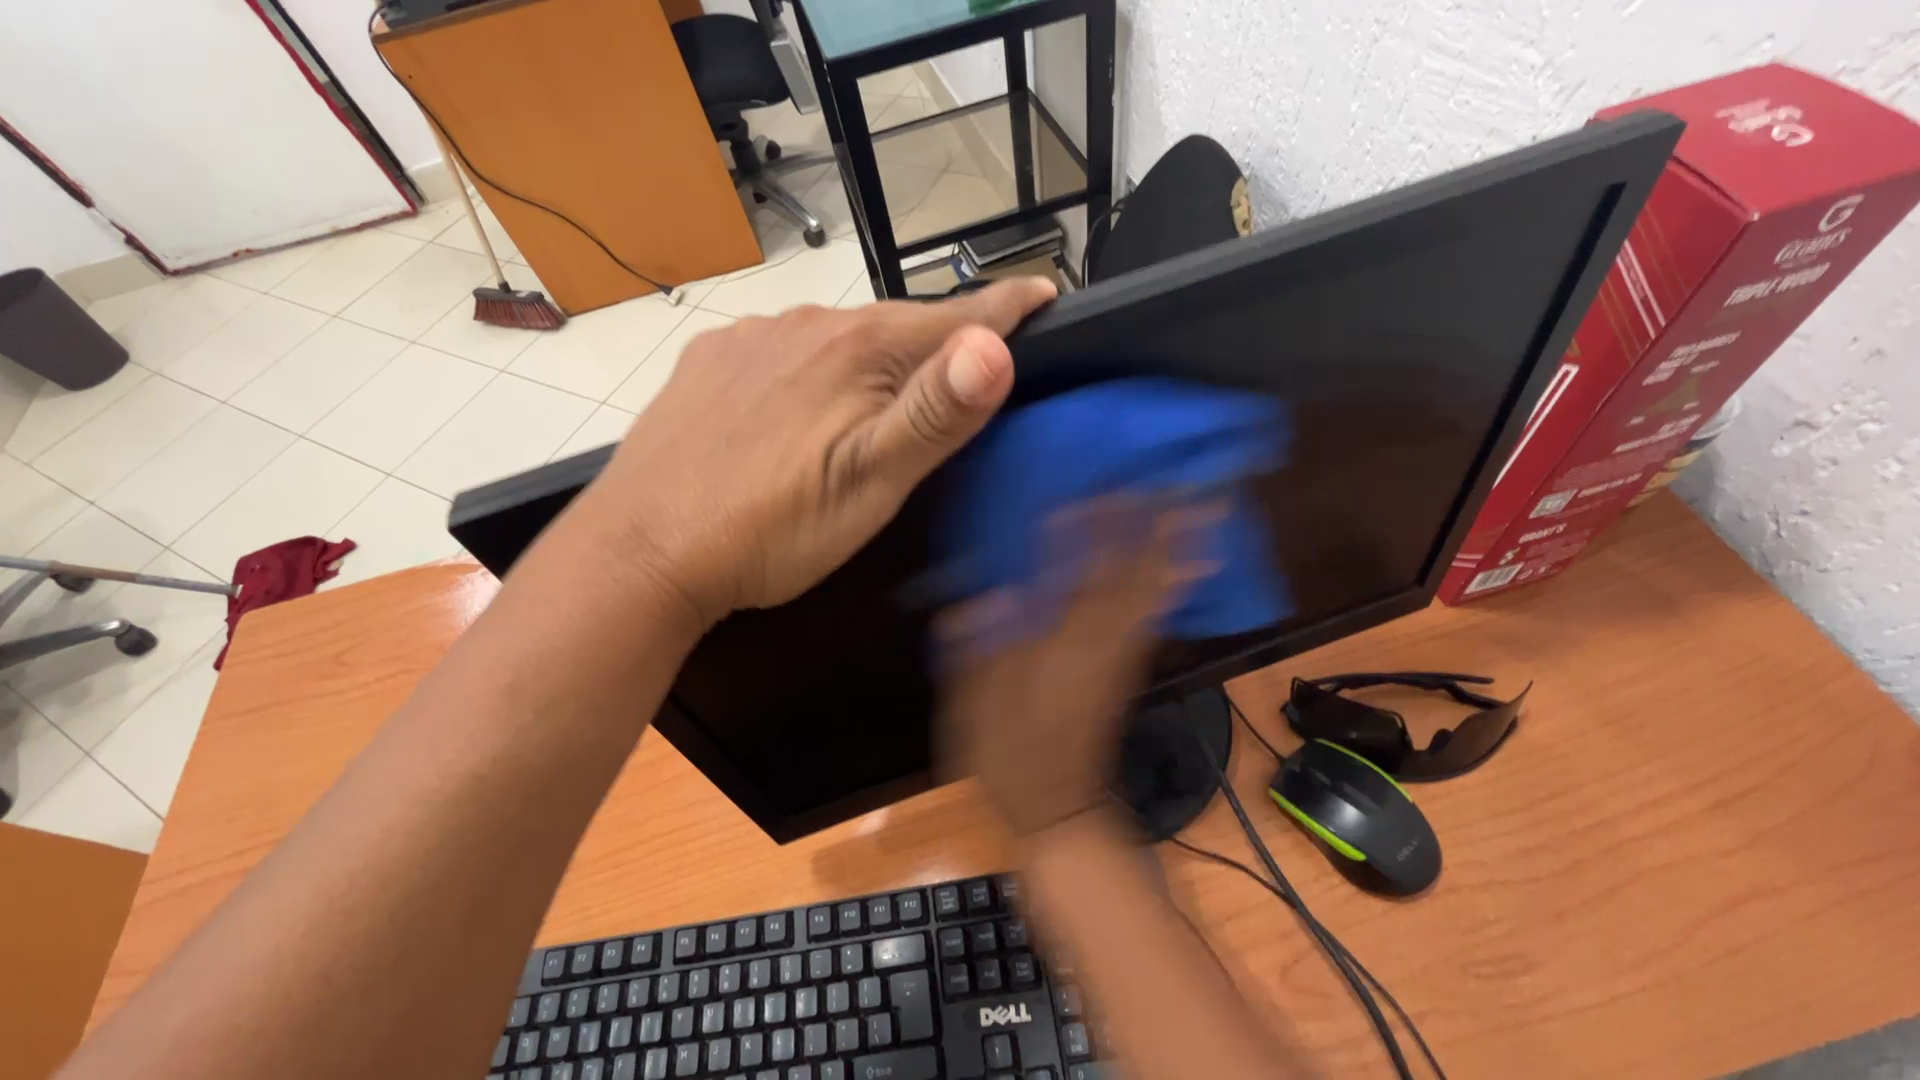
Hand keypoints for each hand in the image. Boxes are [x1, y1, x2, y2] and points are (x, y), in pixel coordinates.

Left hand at [579, 278, 1056, 626]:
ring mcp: (753, 338)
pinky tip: (798, 411)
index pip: (957, 316)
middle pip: (900, 328)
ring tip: (875, 413)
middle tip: (959, 393)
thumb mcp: (870, 483)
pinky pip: (784, 350)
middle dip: (939, 349)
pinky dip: (812, 369)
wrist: (643, 550)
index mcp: (861, 351)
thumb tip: (996, 345)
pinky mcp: (712, 361)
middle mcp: (809, 326)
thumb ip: (936, 413)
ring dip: (873, 362)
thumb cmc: (770, 527)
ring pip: (841, 339)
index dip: (1009, 307)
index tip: (1046, 295)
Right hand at [937, 499, 1219, 835]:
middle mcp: (1100, 643)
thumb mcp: (974, 701)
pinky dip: (1174, 584)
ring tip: (1200, 507)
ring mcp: (1120, 655)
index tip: (1112, 487)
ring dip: (1176, 548)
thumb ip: (981, 644)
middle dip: (1158, 529)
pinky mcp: (1127, 667)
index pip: (1084, 577)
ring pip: (1154, 592)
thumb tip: (991, 592)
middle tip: (1185, 482)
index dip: (1102, 531)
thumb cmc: (1005, 754)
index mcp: (1059, 647)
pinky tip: (1189, 563)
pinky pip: (1155, 615)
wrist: (1054, 809)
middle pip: (1135, 576)